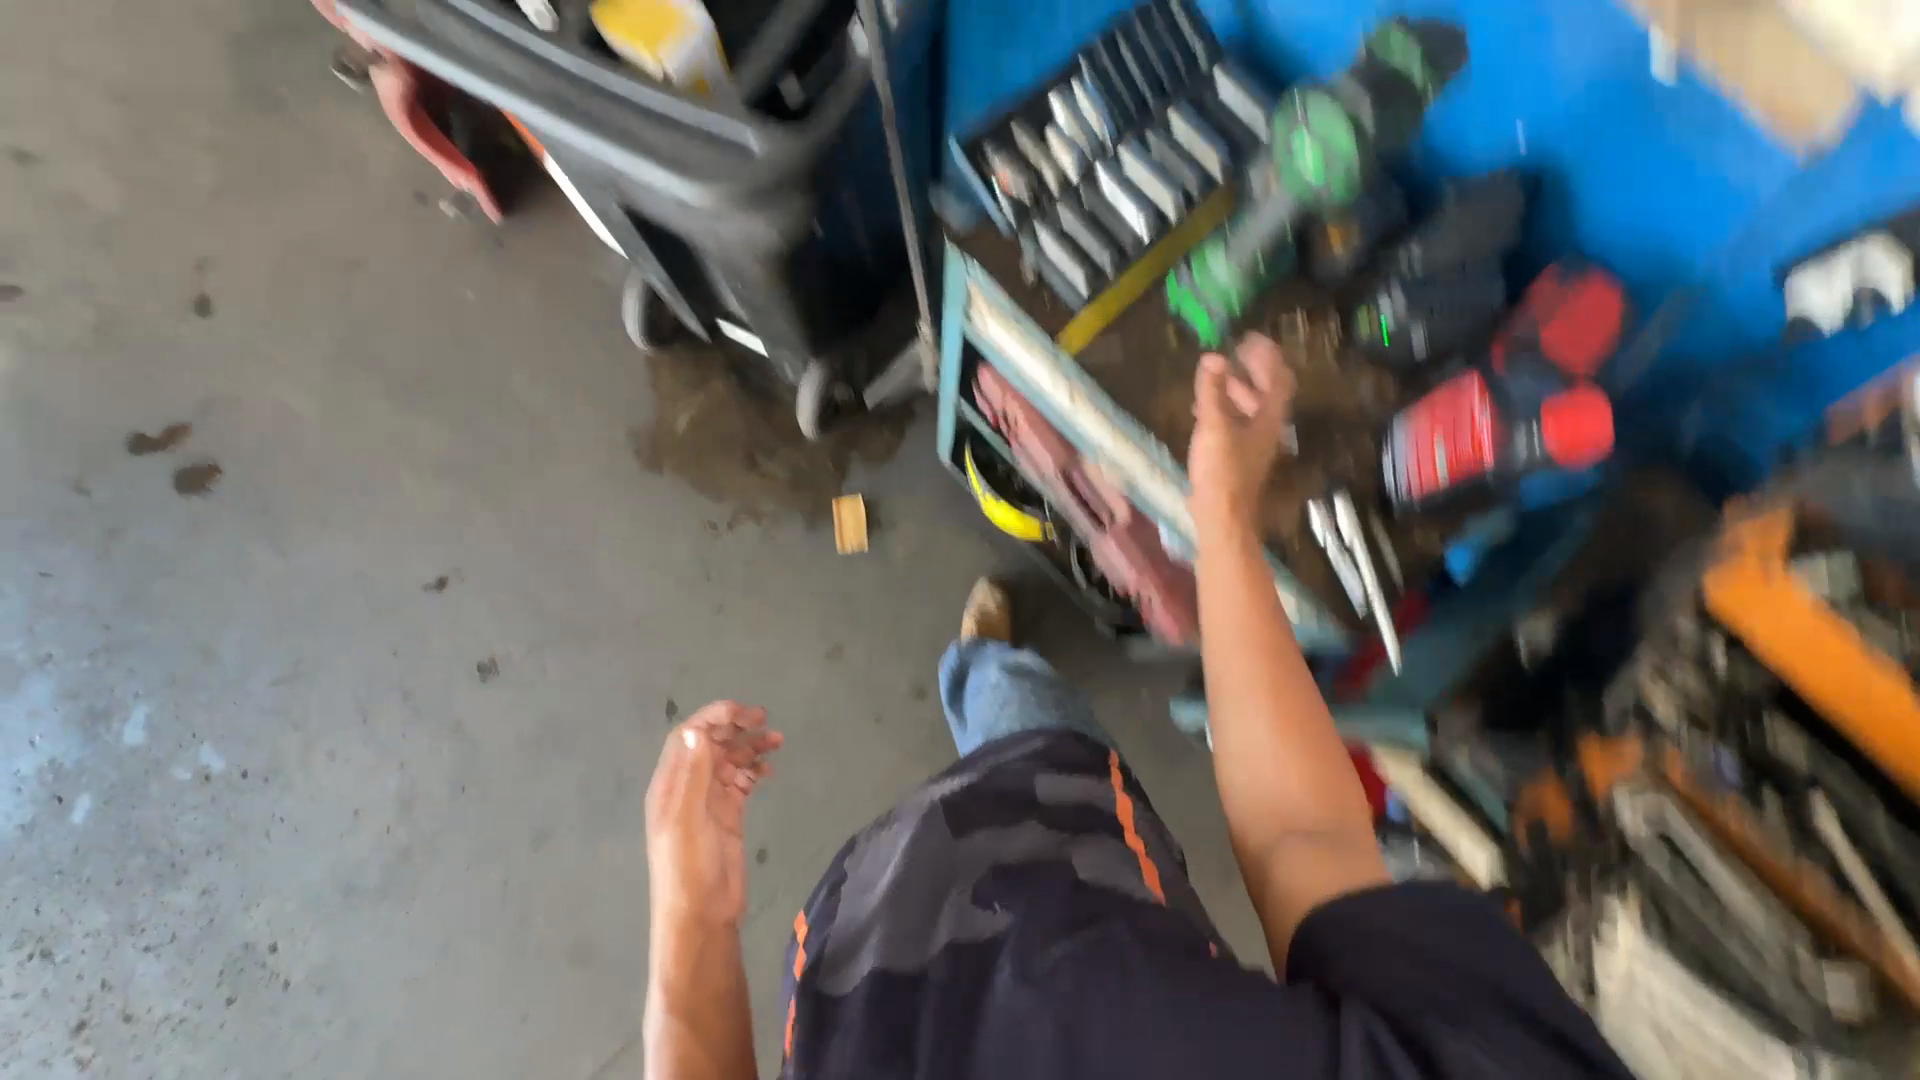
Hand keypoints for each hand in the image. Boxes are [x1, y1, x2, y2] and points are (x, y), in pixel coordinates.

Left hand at [645, 701, 782, 927]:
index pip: (689, 737)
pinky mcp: (727, 816)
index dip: (713, 718)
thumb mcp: (686, 821)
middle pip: (710, 744)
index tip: (745, 712)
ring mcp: (708, 802)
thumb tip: (697, 730)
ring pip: (729, 760)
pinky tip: (770, 769)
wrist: (701, 916)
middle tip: (764, 719)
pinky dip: (755, 769)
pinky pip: (741, 781)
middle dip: (735, 727)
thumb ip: (691, 776)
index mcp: (670, 785)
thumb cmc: (689, 869)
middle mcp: (687, 788)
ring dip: (750, 746)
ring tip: (778, 740)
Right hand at [1188, 333, 1295, 530]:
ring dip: (1236, 390)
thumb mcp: (1213, 426)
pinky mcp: (1238, 459)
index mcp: (1269, 418)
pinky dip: (1224, 410)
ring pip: (1250, 410)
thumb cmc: (1222, 470)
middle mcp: (1267, 429)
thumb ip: (1212, 391)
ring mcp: (1254, 446)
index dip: (1267, 356)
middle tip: (1233, 353)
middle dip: (1251, 370)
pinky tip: (1204, 410)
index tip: (1249, 339)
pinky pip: (1236, 424)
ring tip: (1215, 378)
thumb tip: (1213, 357)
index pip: (1277, 378)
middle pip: (1265, 393)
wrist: (1222, 516)